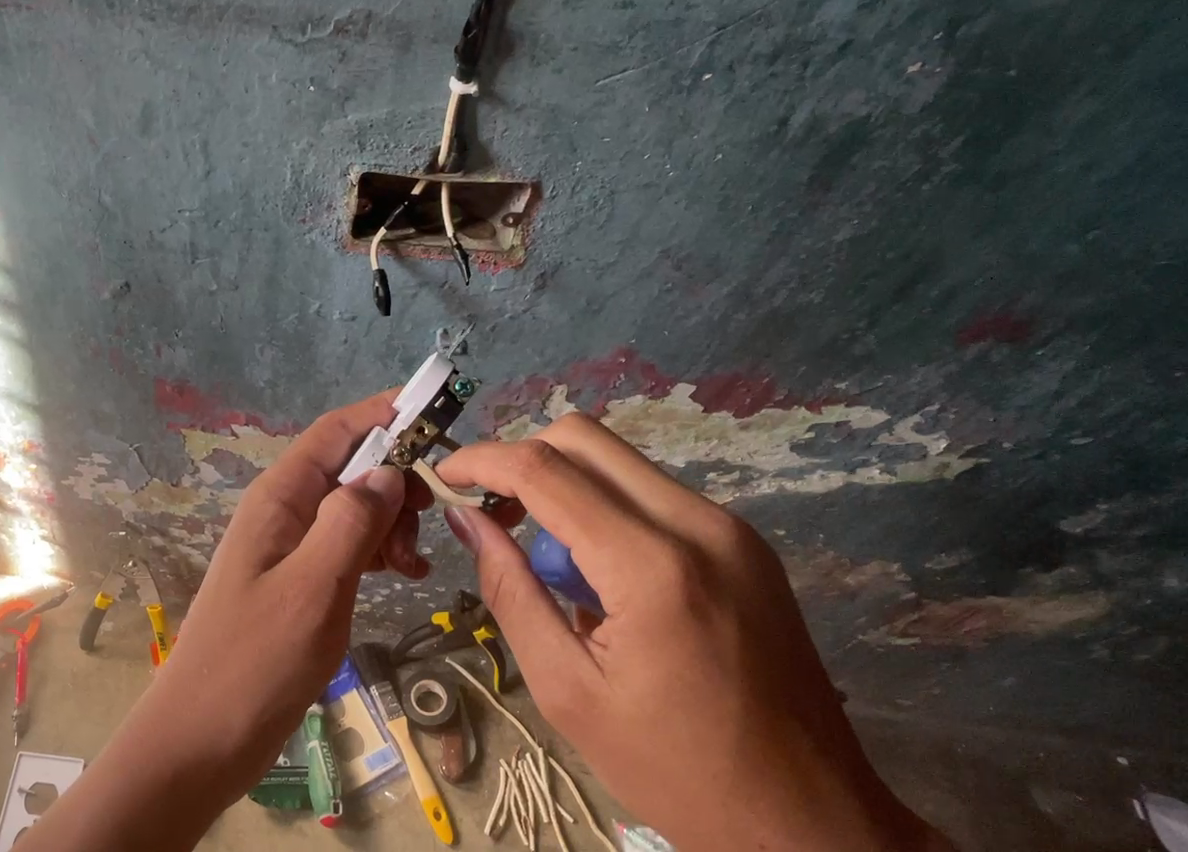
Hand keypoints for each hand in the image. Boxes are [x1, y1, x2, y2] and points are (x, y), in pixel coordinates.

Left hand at [24, 391, 446, 851]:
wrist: (202, 737)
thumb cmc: (254, 661)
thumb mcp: (312, 587)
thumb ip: (351, 522)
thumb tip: (388, 469)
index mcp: (279, 498)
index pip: (334, 431)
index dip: (383, 414)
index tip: (437, 414)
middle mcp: (284, 511)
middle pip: (350, 466)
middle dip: (396, 479)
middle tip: (431, 520)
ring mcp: (291, 547)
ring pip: (354, 507)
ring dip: (392, 520)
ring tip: (414, 563)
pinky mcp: (300, 581)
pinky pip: (348, 546)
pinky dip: (379, 551)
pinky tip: (403, 574)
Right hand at [438, 414, 950, 851]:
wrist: (809, 819)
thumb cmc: (674, 769)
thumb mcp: (566, 689)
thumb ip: (510, 589)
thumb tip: (465, 519)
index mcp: (651, 566)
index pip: (544, 470)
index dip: (481, 461)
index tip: (442, 478)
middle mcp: (698, 525)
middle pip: (583, 438)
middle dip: (520, 458)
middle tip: (490, 509)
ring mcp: (730, 529)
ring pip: (618, 459)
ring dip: (563, 482)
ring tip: (541, 548)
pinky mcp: (744, 543)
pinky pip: (651, 491)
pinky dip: (604, 505)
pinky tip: (596, 568)